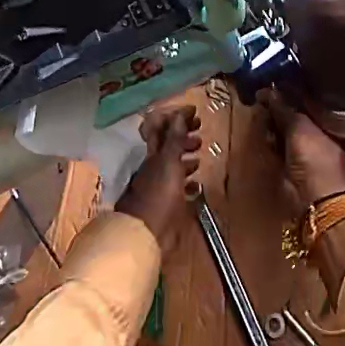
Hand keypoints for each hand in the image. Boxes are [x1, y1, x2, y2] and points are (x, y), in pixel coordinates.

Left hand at [114, 104, 202, 256]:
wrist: (145, 233)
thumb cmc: (158, 195)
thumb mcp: (169, 163)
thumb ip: (173, 139)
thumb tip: (178, 114)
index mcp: (153, 153)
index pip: (163, 127)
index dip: (177, 117)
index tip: (194, 112)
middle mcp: (154, 165)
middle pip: (168, 144)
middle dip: (183, 134)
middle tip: (200, 130)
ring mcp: (158, 184)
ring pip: (172, 164)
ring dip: (185, 156)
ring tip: (200, 154)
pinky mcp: (164, 203)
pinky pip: (177, 187)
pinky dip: (187, 182)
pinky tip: (197, 186)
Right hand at [259, 90, 344, 218]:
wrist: (315, 199)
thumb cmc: (315, 159)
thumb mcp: (299, 127)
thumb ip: (284, 109)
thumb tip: (268, 91)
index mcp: (328, 122)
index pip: (307, 101)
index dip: (290, 92)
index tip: (272, 85)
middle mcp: (317, 133)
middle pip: (293, 114)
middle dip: (278, 108)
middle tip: (261, 99)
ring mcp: (303, 149)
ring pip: (282, 129)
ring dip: (271, 124)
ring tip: (261, 116)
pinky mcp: (290, 162)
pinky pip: (276, 145)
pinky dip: (270, 140)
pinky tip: (264, 136)